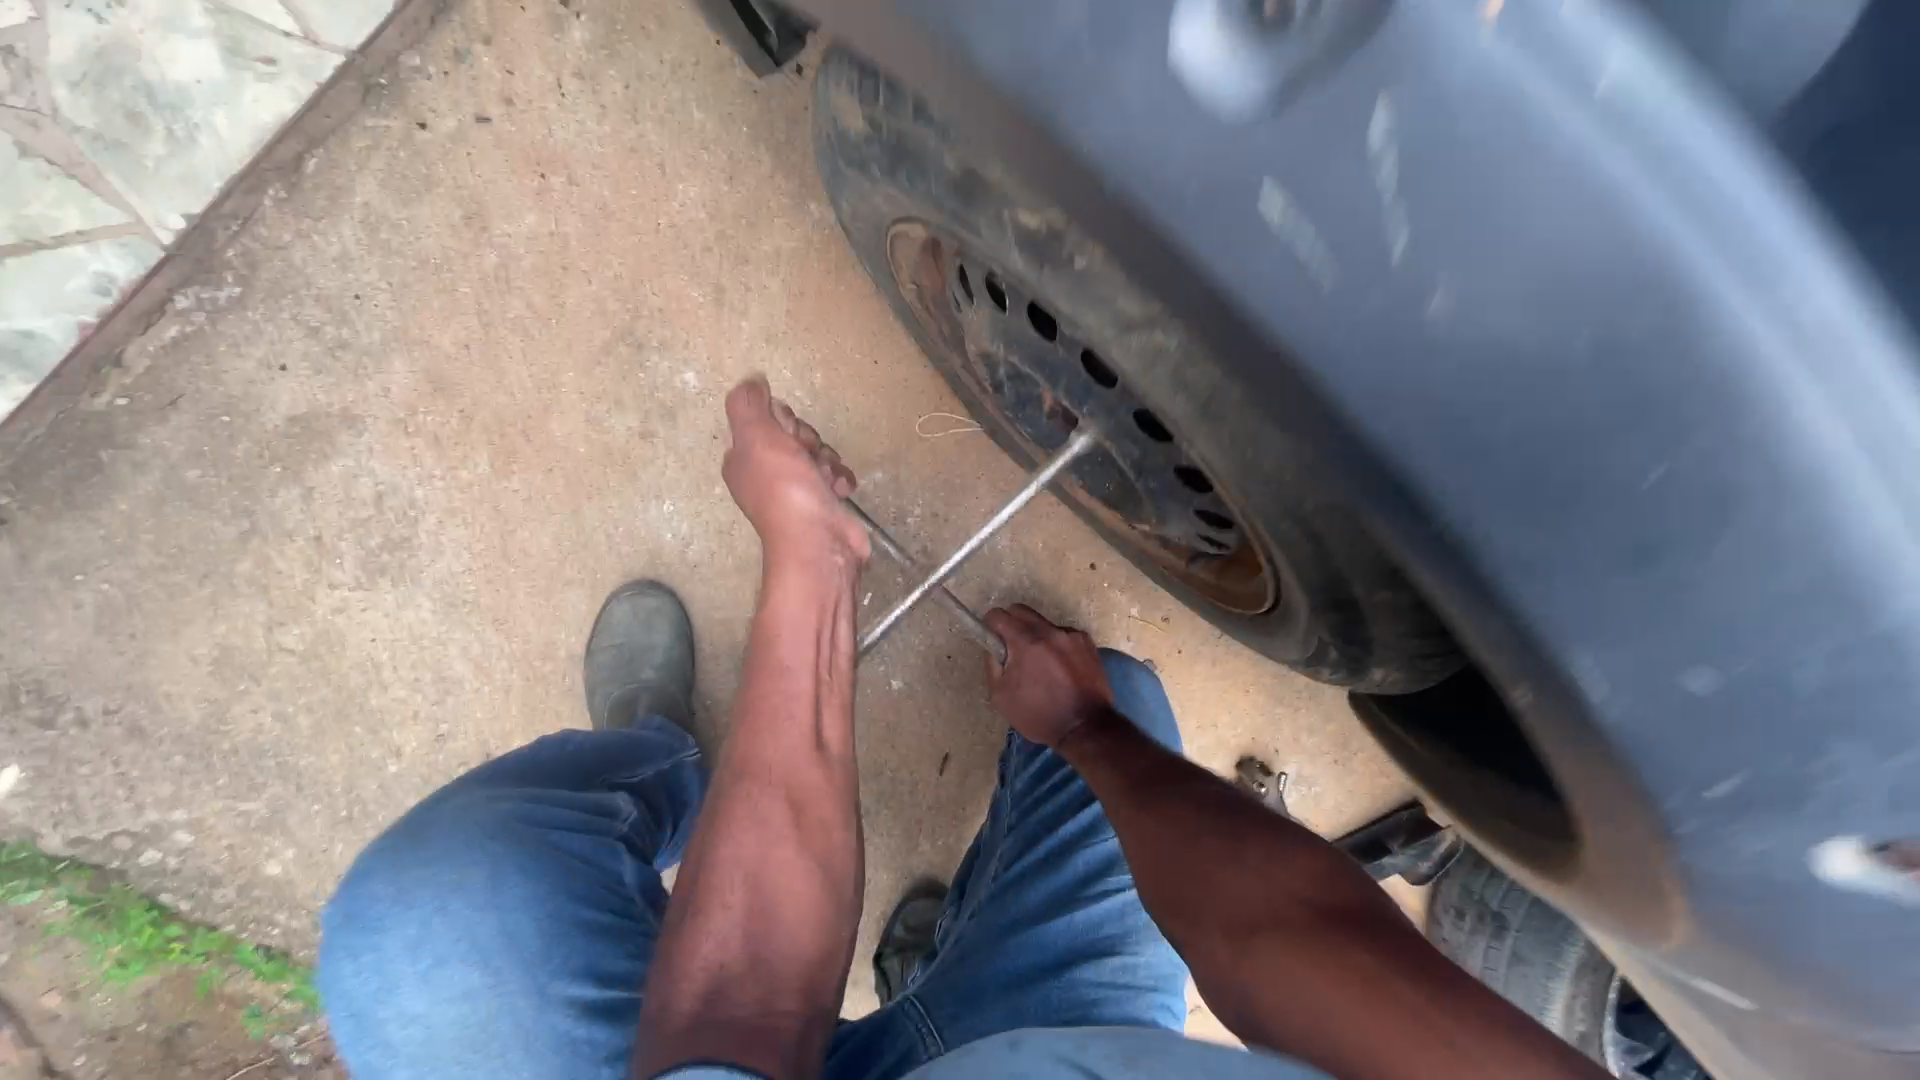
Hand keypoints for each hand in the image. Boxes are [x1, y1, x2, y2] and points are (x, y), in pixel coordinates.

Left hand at [723, 376, 869, 566]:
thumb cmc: (784, 489)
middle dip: (810, 442)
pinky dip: (841, 479)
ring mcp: (796, 491)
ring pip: (818, 454)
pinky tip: (840, 491)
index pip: (767, 420)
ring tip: (827, 479)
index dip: (783, 422)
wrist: (819, 541)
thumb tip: (752, 382)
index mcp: (744, 459)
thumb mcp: (756, 436)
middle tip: (808, 458)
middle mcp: (766, 475)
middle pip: (795, 436)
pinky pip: (835, 476)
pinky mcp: (822, 504)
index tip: (787, 436)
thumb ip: (748, 404)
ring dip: (828, 461)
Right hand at [982, 604, 1113, 746]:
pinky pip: (1063, 635)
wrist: (1086, 727)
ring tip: (1040, 665)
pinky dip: (1056, 646)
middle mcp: (1050, 631)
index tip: (992, 638)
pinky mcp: (1087, 643)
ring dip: (1036, 637)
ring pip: (1044, 624)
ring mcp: (1072, 635)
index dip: (990, 625)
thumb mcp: (1001, 696)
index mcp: (1027, 642)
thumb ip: (993, 665)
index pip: (999, 615)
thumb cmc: (1039, 715)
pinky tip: (1060, 669)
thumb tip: (993, 647)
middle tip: (1012, 649)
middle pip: (1021, 611)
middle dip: (1011, 625)